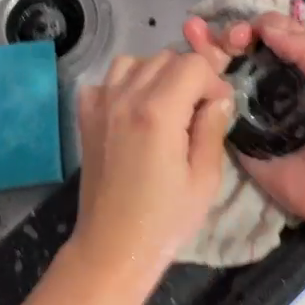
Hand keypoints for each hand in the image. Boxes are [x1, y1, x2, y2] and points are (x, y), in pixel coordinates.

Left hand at [72, 50, 235, 276]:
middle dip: (189, 76)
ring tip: (167, 107)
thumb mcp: (205, 178)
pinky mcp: (86, 116)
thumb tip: (218, 99)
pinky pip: (105, 80)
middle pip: (165, 57)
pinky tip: (134, 111)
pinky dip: (122, 85)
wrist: (113, 246)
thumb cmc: (165, 219)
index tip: (218, 110)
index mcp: (158, 112)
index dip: (213, 82)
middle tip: (198, 112)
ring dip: (156, 75)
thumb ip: (213, 128)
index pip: (193, 64)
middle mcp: (125, 97)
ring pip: (134, 61)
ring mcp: (101, 104)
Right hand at [185, 13, 304, 244]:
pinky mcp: (239, 138)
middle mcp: (277, 84)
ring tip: (188, 39)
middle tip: (206, 35)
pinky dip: (203, 92)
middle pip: (244, 51)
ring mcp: (255, 111)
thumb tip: (262, 25)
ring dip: (206, 54)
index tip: (242, 35)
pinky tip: (187, 76)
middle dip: (222, 36)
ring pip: (226, 75)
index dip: (254, 26)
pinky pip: (218, 111)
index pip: (272, 33)